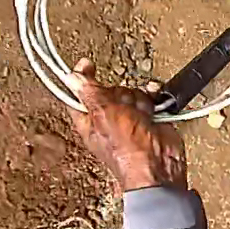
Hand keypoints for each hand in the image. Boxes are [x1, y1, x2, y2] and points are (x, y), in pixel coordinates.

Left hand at [68, 59, 186, 192]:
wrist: (158, 164)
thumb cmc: (127, 149)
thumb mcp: (102, 115)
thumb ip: (89, 93)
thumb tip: (71, 77)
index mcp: (89, 120)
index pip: (80, 94)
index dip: (82, 78)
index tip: (87, 64)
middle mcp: (109, 118)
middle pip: (111, 89)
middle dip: (120, 94)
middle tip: (123, 109)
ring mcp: (131, 118)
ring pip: (132, 92)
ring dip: (138, 99)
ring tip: (141, 114)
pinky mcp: (150, 117)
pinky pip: (150, 97)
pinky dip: (153, 96)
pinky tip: (154, 101)